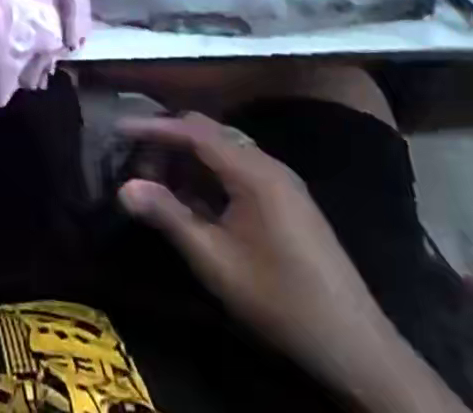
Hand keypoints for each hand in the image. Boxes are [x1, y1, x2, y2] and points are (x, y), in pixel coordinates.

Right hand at [118, 114, 443, 404]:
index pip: (195, 131)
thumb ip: (169, 217)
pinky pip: (239, 170)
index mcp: (254, 172)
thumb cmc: (278, 297)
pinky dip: (208, 174)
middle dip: (169, 140)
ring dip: (188, 158)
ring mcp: (282, 184)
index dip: (154, 127)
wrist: (353, 344)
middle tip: (134, 158)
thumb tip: (124, 187)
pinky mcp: (287, 202)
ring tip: (155, 177)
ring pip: (225, 152)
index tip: (119, 129)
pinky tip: (191, 198)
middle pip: (211, 134)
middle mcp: (269, 166)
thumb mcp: (214, 259)